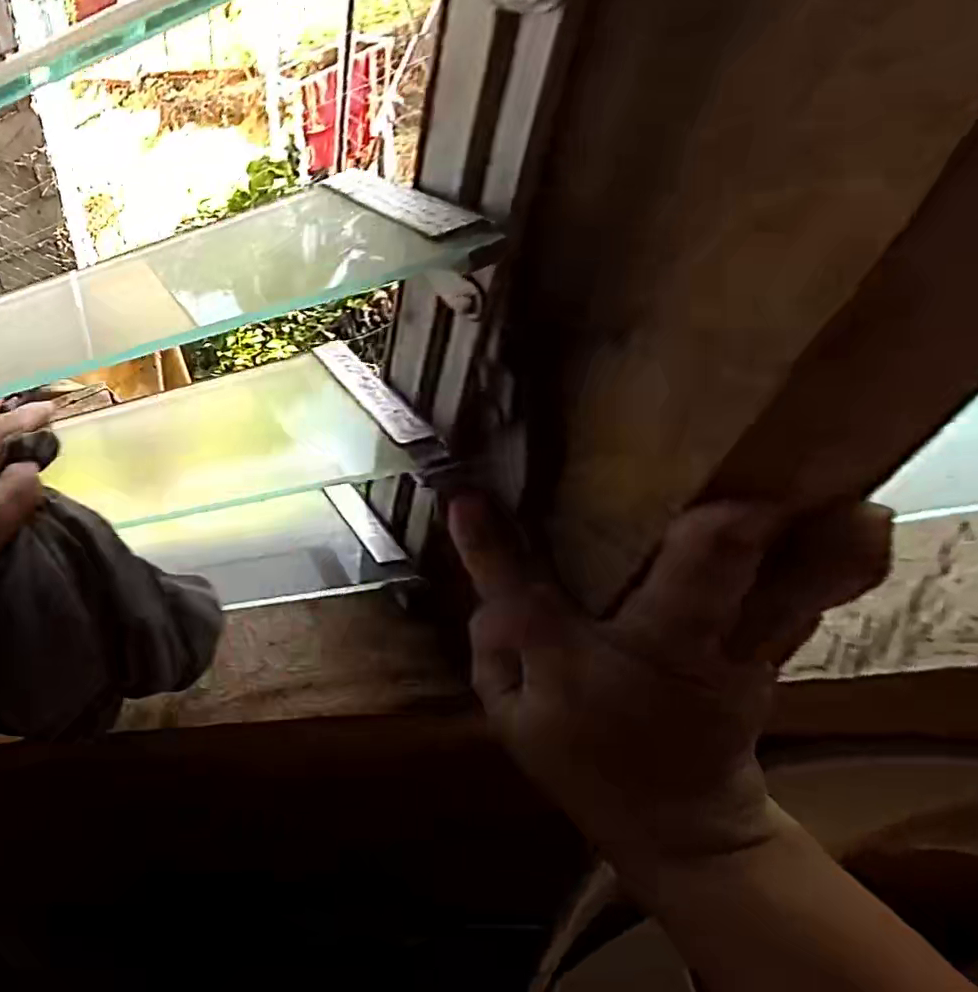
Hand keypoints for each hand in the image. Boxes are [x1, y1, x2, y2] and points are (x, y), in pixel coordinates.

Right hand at [448, 494, 891, 867]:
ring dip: (818, 549)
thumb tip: (495, 579)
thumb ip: (495, 641)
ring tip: (832, 497)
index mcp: (577, 670)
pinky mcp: (771, 654)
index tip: (466, 498)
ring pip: (788, 595)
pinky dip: (830, 561)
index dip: (489, 546)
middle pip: (699, 591)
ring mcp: (734, 656)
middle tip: (728, 491)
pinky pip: (804, 598)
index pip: (520, 598)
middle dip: (718, 541)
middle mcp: (662, 655)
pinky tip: (844, 520)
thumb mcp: (508, 709)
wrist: (679, 820)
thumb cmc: (576, 758)